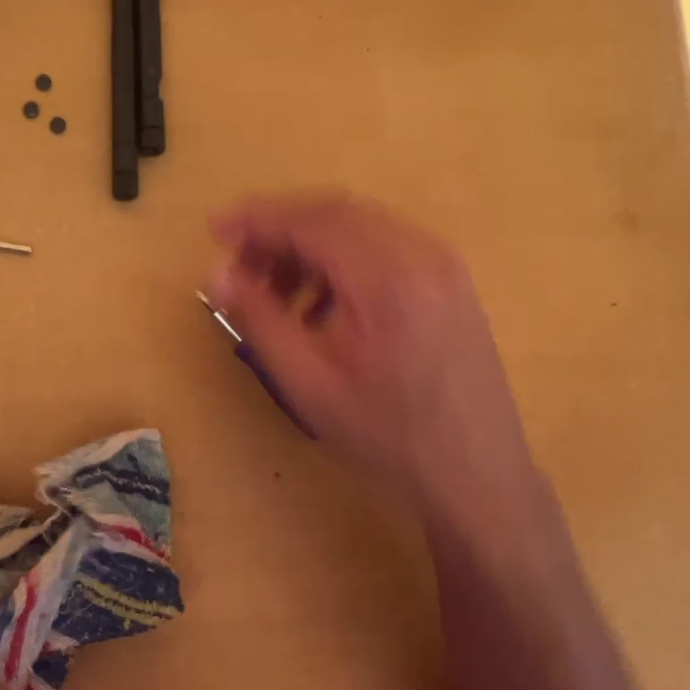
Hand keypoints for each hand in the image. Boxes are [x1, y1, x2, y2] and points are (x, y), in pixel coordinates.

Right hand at [207, 192, 535, 507]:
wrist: (475, 474)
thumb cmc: (386, 436)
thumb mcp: (308, 383)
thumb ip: (259, 319)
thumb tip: (218, 273)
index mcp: (386, 276)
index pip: (310, 220)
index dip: (255, 219)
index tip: (213, 230)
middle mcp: (421, 254)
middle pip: (336, 214)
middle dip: (279, 232)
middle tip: (238, 267)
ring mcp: (443, 266)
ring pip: (361, 230)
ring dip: (309, 249)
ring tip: (274, 295)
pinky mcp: (451, 285)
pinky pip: (386, 250)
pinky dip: (342, 264)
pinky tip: (320, 309)